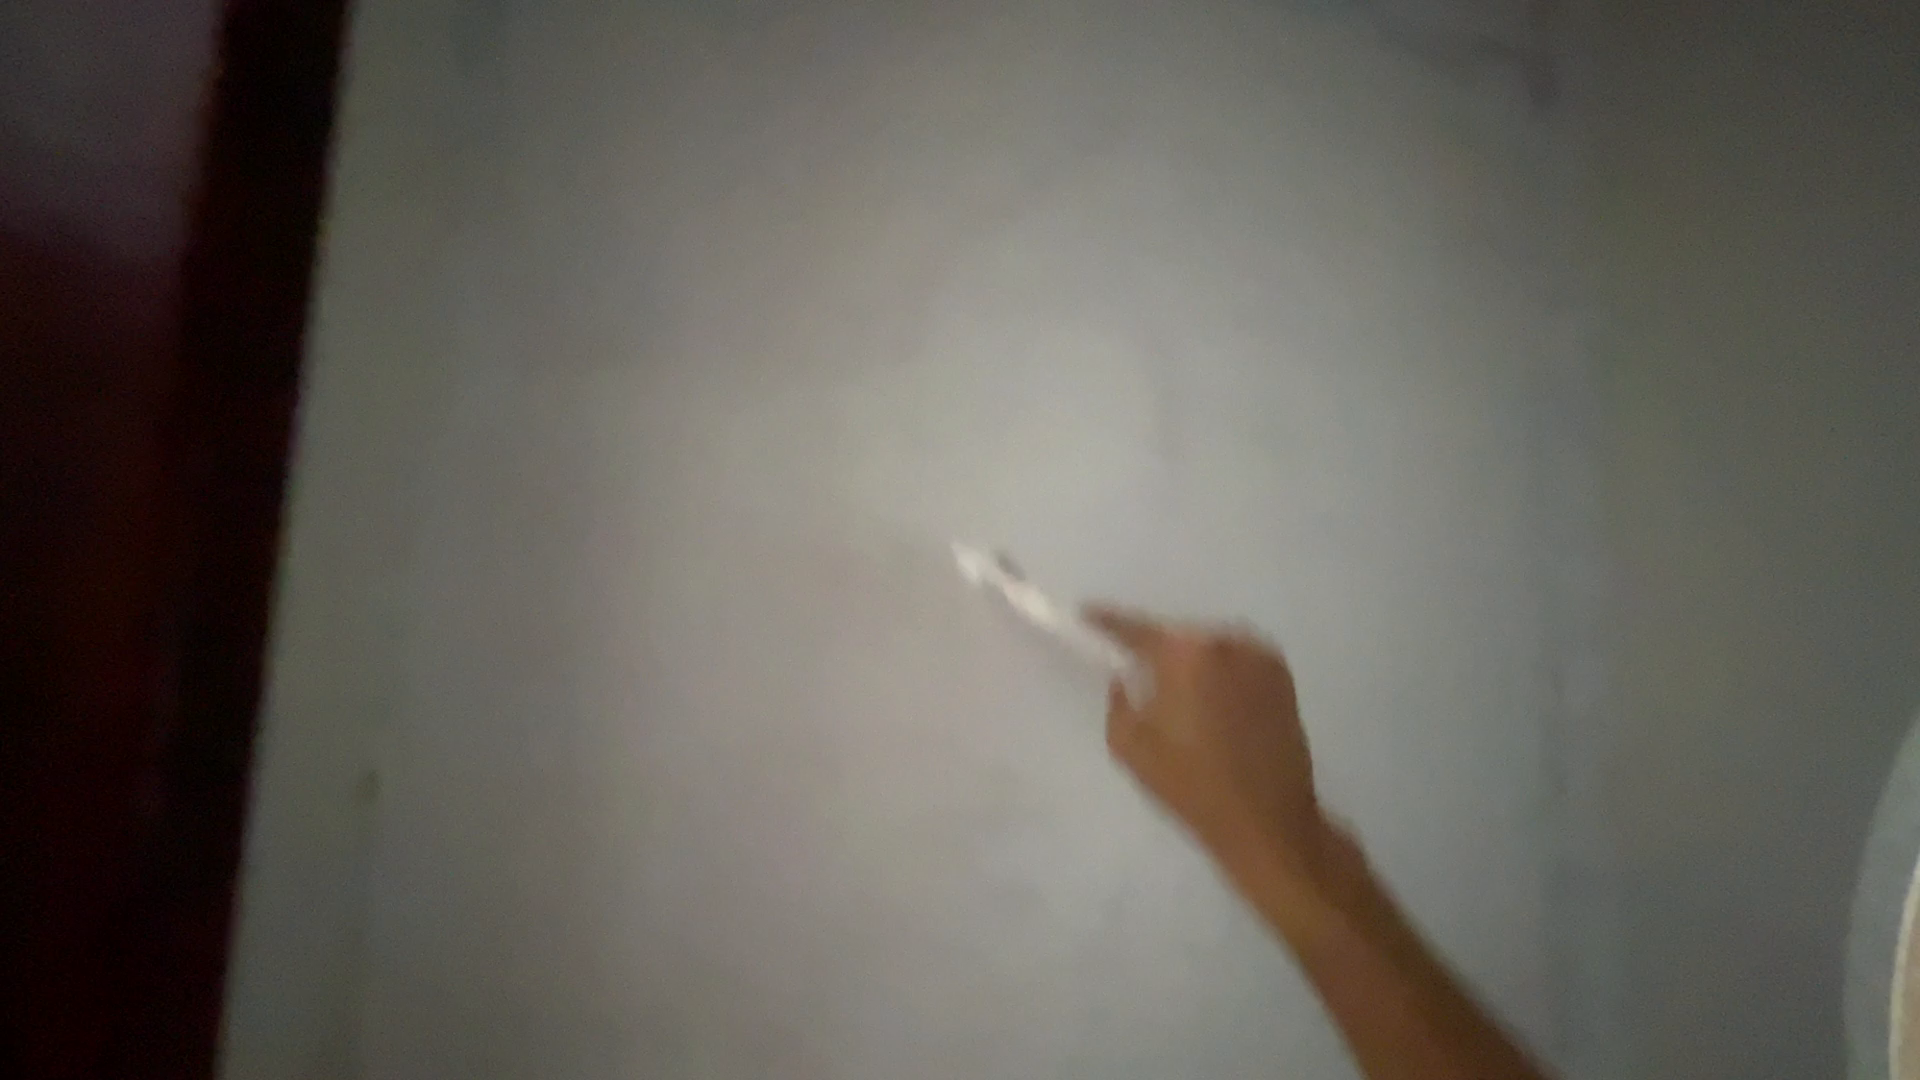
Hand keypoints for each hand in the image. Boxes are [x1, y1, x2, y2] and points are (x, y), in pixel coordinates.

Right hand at [1087, 606, 1330, 885]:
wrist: (1268, 822)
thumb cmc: (1191, 785)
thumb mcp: (1130, 745)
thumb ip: (1119, 699)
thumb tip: (1126, 677)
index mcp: (1185, 654)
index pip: (1135, 628)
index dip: (1107, 620)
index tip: (1087, 612)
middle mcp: (1225, 642)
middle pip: (1175, 635)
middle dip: (1154, 648)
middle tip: (1136, 667)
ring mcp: (1260, 656)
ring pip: (1208, 646)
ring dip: (1189, 661)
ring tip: (1176, 691)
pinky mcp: (1282, 677)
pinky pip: (1235, 660)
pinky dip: (1218, 671)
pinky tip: (1210, 700)